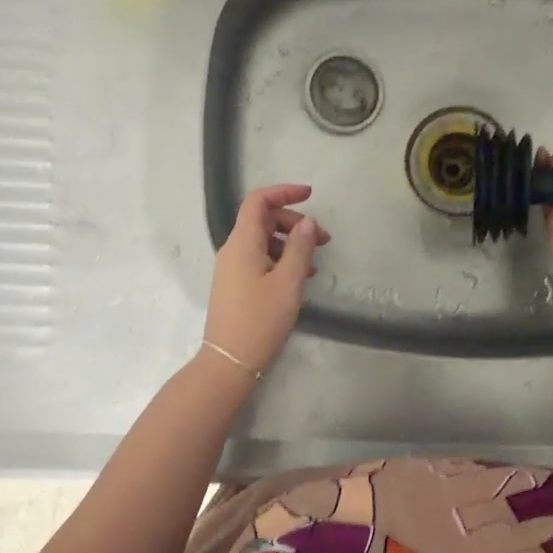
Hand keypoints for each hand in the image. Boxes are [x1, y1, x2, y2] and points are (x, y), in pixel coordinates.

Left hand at [205, 184, 329, 373]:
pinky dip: (280, 259)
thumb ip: (300, 249)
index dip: (283, 192)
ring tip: (315, 263)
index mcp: (242, 243)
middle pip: (262, 219)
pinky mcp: (235, 284)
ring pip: (262, 240)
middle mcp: (232, 250)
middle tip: (322, 239)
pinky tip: (298, 277)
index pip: (258, 201)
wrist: (229, 360)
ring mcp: (231, 268)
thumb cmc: (260, 320)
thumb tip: (307, 222)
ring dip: (289, 243)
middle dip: (293, 222)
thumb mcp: (288, 283)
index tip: (310, 195)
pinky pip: (259, 258)